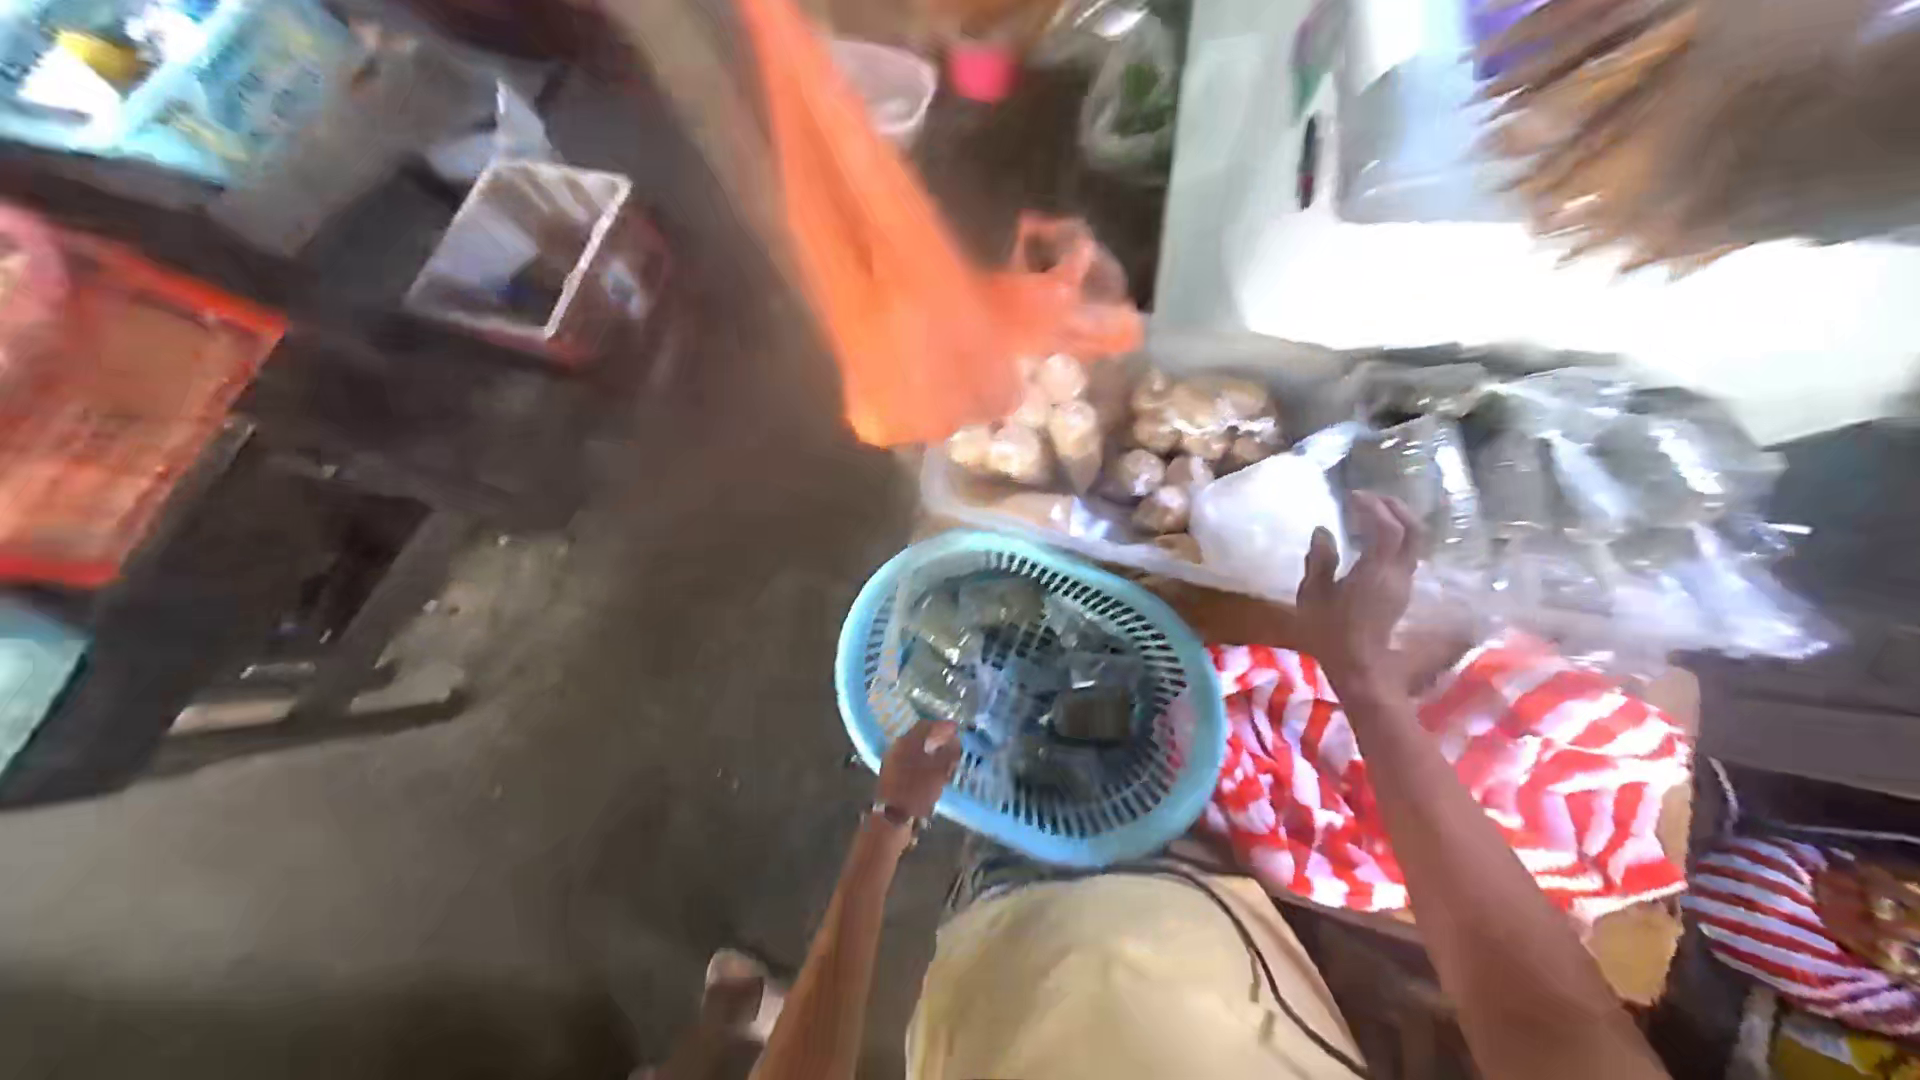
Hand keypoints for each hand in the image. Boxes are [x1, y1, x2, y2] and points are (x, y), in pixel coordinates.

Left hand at [876, 720, 961, 819]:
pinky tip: (931, 766)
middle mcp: (897, 746)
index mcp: (907, 741)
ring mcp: (892, 759)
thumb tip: (955, 740)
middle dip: (936, 735)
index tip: (956, 728)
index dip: (943, 725)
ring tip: (944, 753)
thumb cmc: (917, 790)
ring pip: (913, 747)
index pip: (926, 725)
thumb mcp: (939, 771)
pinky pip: (909, 757)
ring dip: (929, 747)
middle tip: (951, 740)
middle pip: (919, 734)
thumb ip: (949, 753)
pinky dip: (922, 757)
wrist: (892, 817)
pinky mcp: (891, 772)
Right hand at [1296, 492, 1423, 701]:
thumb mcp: (1313, 595)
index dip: (1373, 507)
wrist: (1358, 667)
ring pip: (1413, 542)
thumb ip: (1319, 560)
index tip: (1352, 496)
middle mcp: (1397, 574)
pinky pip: (1405, 554)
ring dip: (1397, 521)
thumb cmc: (1329, 632)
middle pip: (1413, 531)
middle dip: (1395, 508)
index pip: (1386, 529)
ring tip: (1370, 513)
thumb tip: (1323, 531)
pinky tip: (1371, 538)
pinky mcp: (1400, 591)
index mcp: (1376, 573)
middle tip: (1369, 497)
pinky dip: (1393, 537)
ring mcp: (1403, 584)